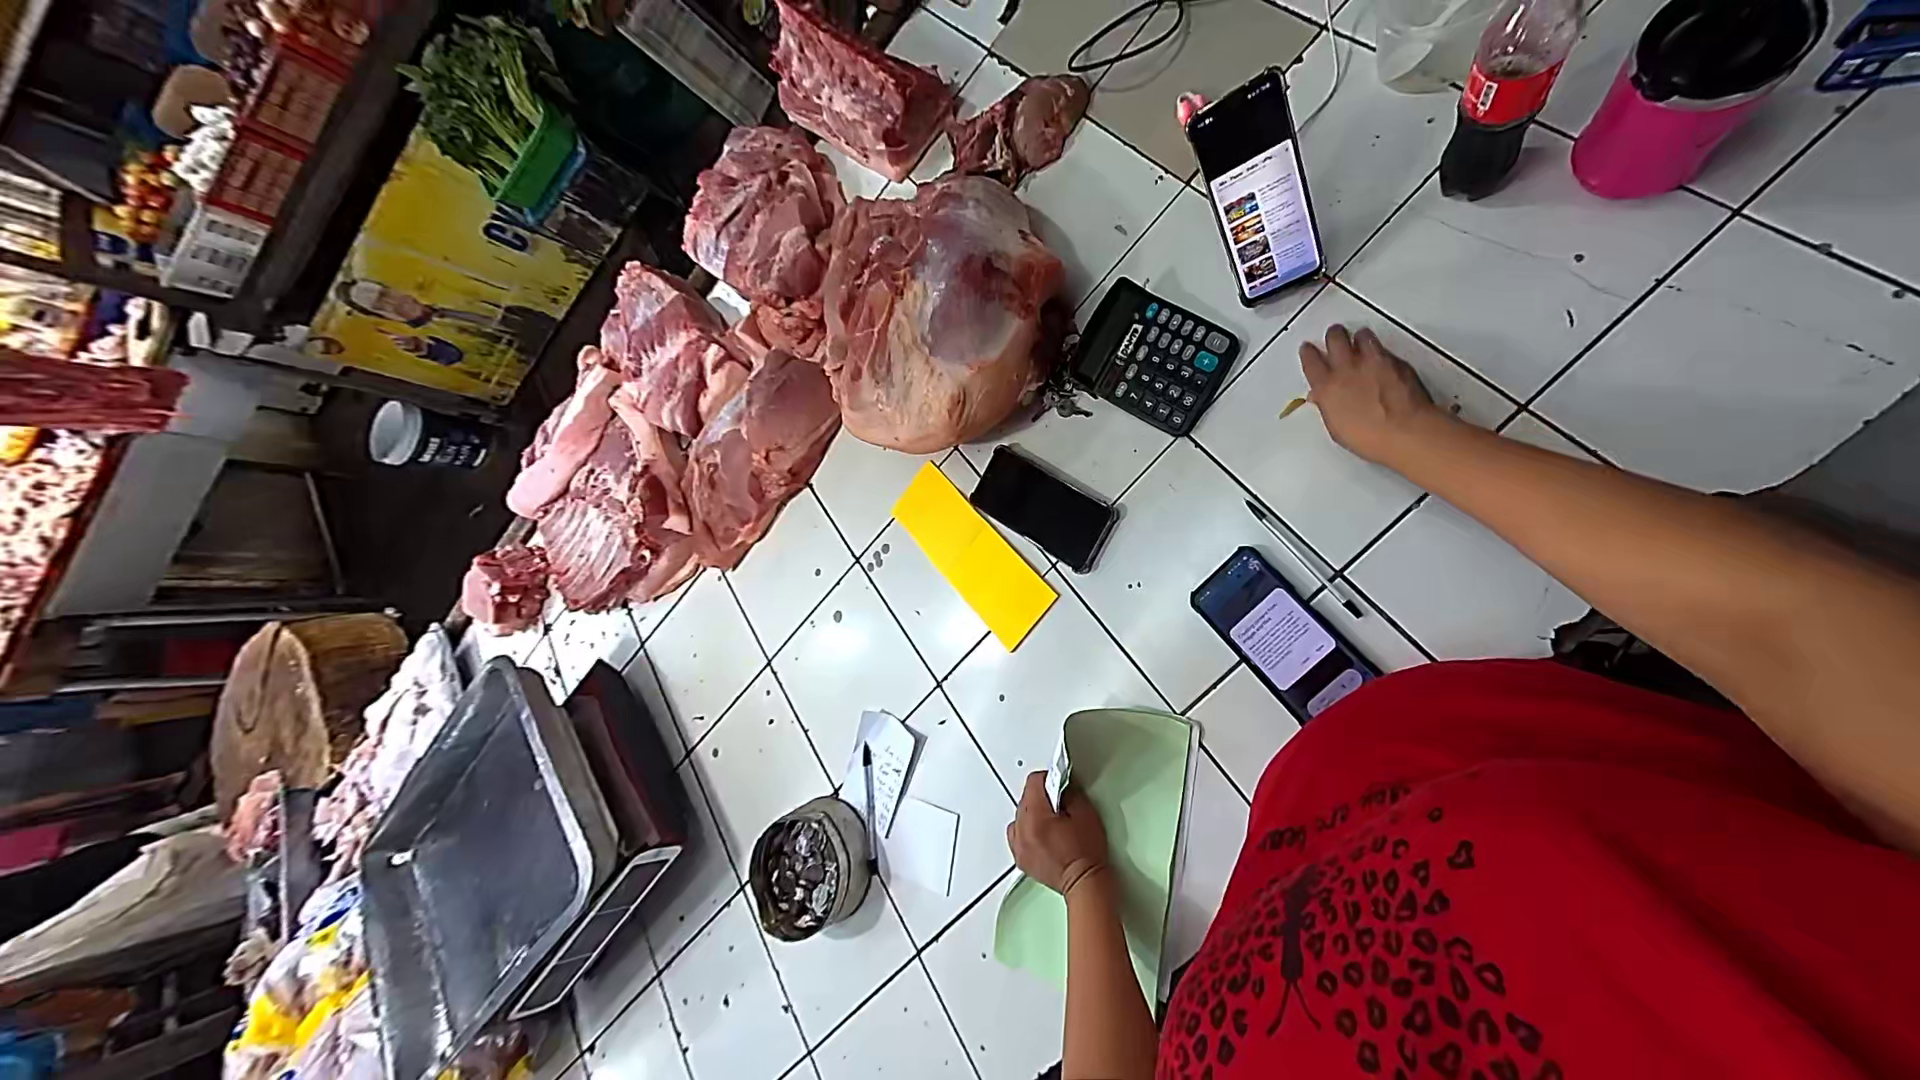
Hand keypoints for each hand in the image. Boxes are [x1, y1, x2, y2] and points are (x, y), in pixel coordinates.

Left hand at [1007, 771, 1108, 897]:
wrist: (1085, 883)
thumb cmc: (1087, 854)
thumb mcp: (1085, 812)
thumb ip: (1069, 792)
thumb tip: (1060, 784)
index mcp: (1036, 818)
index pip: (1033, 782)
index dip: (1048, 778)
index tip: (1057, 783)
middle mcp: (1023, 831)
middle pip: (1025, 798)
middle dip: (1040, 796)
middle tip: (1058, 803)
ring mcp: (1019, 845)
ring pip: (1019, 815)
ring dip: (1032, 812)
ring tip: (1050, 820)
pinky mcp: (1020, 857)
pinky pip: (1016, 833)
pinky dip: (1025, 829)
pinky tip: (1040, 832)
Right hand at [1299, 324, 1451, 466]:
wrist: (1405, 431)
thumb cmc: (1369, 436)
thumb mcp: (1336, 426)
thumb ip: (1328, 405)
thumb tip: (1323, 398)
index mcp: (1326, 386)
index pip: (1311, 360)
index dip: (1308, 352)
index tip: (1308, 349)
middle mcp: (1347, 368)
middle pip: (1335, 338)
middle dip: (1334, 336)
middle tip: (1334, 335)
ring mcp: (1373, 361)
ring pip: (1362, 335)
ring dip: (1358, 337)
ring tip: (1359, 340)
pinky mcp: (1396, 361)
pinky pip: (1383, 348)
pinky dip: (1378, 350)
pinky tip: (1379, 358)